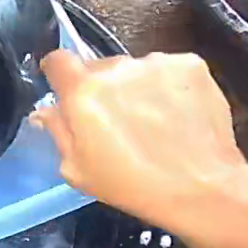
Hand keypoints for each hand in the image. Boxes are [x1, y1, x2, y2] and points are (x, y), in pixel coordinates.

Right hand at [29, 51, 247, 234]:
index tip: (65, 88)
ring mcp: (156, 63)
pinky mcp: (191, 65)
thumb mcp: (77, 169)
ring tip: (151, 123)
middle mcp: (117, 68)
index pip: (57, 60)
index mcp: (83, 92)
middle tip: (114, 122)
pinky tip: (175, 116)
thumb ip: (58, 132)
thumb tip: (47, 111)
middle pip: (98, 67)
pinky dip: (168, 88)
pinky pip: (168, 71)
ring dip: (136, 88)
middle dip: (102, 90)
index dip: (58, 74)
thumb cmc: (131, 185)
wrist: (199, 187)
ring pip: (135, 70)